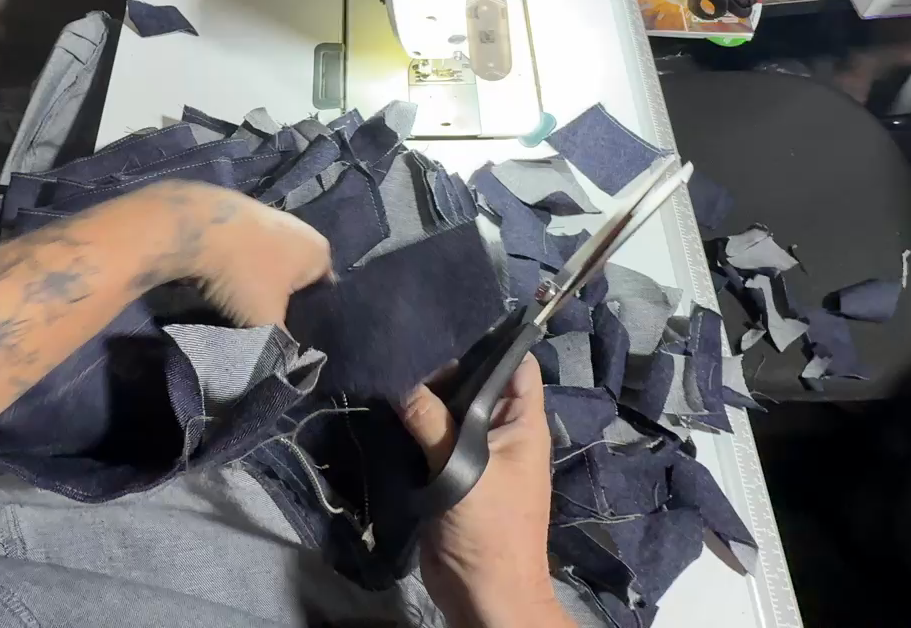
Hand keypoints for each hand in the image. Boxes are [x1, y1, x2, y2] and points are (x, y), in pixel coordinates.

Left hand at [130, 182, 331, 325]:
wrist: (195, 228)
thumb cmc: (243, 273)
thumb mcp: (266, 320)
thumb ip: (282, 345)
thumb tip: (288, 365)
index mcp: (319, 251)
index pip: (323, 293)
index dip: (308, 316)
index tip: (289, 334)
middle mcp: (302, 229)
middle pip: (295, 276)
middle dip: (281, 297)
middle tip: (265, 321)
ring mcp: (271, 217)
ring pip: (270, 260)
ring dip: (258, 279)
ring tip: (240, 301)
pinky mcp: (243, 212)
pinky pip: (248, 247)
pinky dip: (240, 261)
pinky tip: (224, 277)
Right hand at [397, 354, 573, 627]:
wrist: (483, 597)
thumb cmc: (490, 529)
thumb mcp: (463, 469)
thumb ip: (432, 421)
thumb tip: (399, 378)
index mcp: (522, 423)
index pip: (517, 363)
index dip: (494, 337)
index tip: (453, 312)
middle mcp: (501, 429)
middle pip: (477, 380)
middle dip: (447, 360)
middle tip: (406, 331)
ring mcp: (475, 450)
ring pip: (451, 406)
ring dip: (426, 389)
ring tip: (390, 356)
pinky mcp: (450, 469)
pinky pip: (433, 431)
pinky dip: (415, 416)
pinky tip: (388, 395)